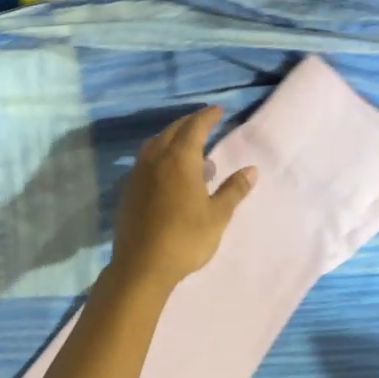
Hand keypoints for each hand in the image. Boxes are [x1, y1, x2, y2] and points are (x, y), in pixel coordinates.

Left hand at [109, 106, 257, 288]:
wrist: (142, 266)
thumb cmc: (185, 239)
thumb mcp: (217, 215)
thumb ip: (233, 190)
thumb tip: (251, 170)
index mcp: (180, 158)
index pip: (195, 127)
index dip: (207, 117)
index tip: (218, 111)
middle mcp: (155, 159)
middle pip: (172, 131)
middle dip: (188, 124)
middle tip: (203, 125)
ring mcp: (137, 176)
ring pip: (154, 146)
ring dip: (171, 141)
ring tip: (187, 151)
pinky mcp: (127, 193)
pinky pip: (144, 164)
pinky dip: (158, 158)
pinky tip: (167, 175)